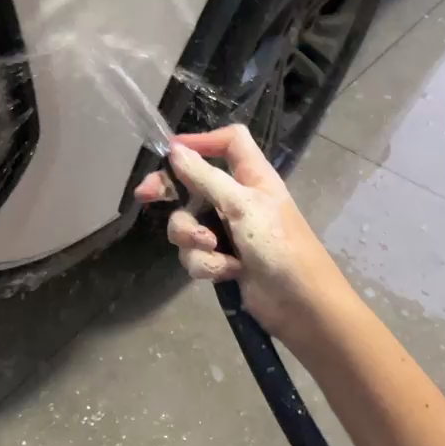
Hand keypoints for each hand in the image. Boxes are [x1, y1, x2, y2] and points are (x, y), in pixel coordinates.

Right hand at [133, 125, 351, 341]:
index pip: (228, 143)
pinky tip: (228, 272)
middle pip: (193, 183)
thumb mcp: (241, 205)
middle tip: (144, 196)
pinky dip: (207, 263)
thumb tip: (175, 150)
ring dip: (193, 239)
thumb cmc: (278, 245)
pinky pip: (195, 254)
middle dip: (171, 193)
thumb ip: (205, 177)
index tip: (170, 150)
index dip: (201, 141)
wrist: (300, 304)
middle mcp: (237, 199)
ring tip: (212, 249)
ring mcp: (228, 230)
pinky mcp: (222, 259)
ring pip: (188, 223)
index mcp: (252, 176)